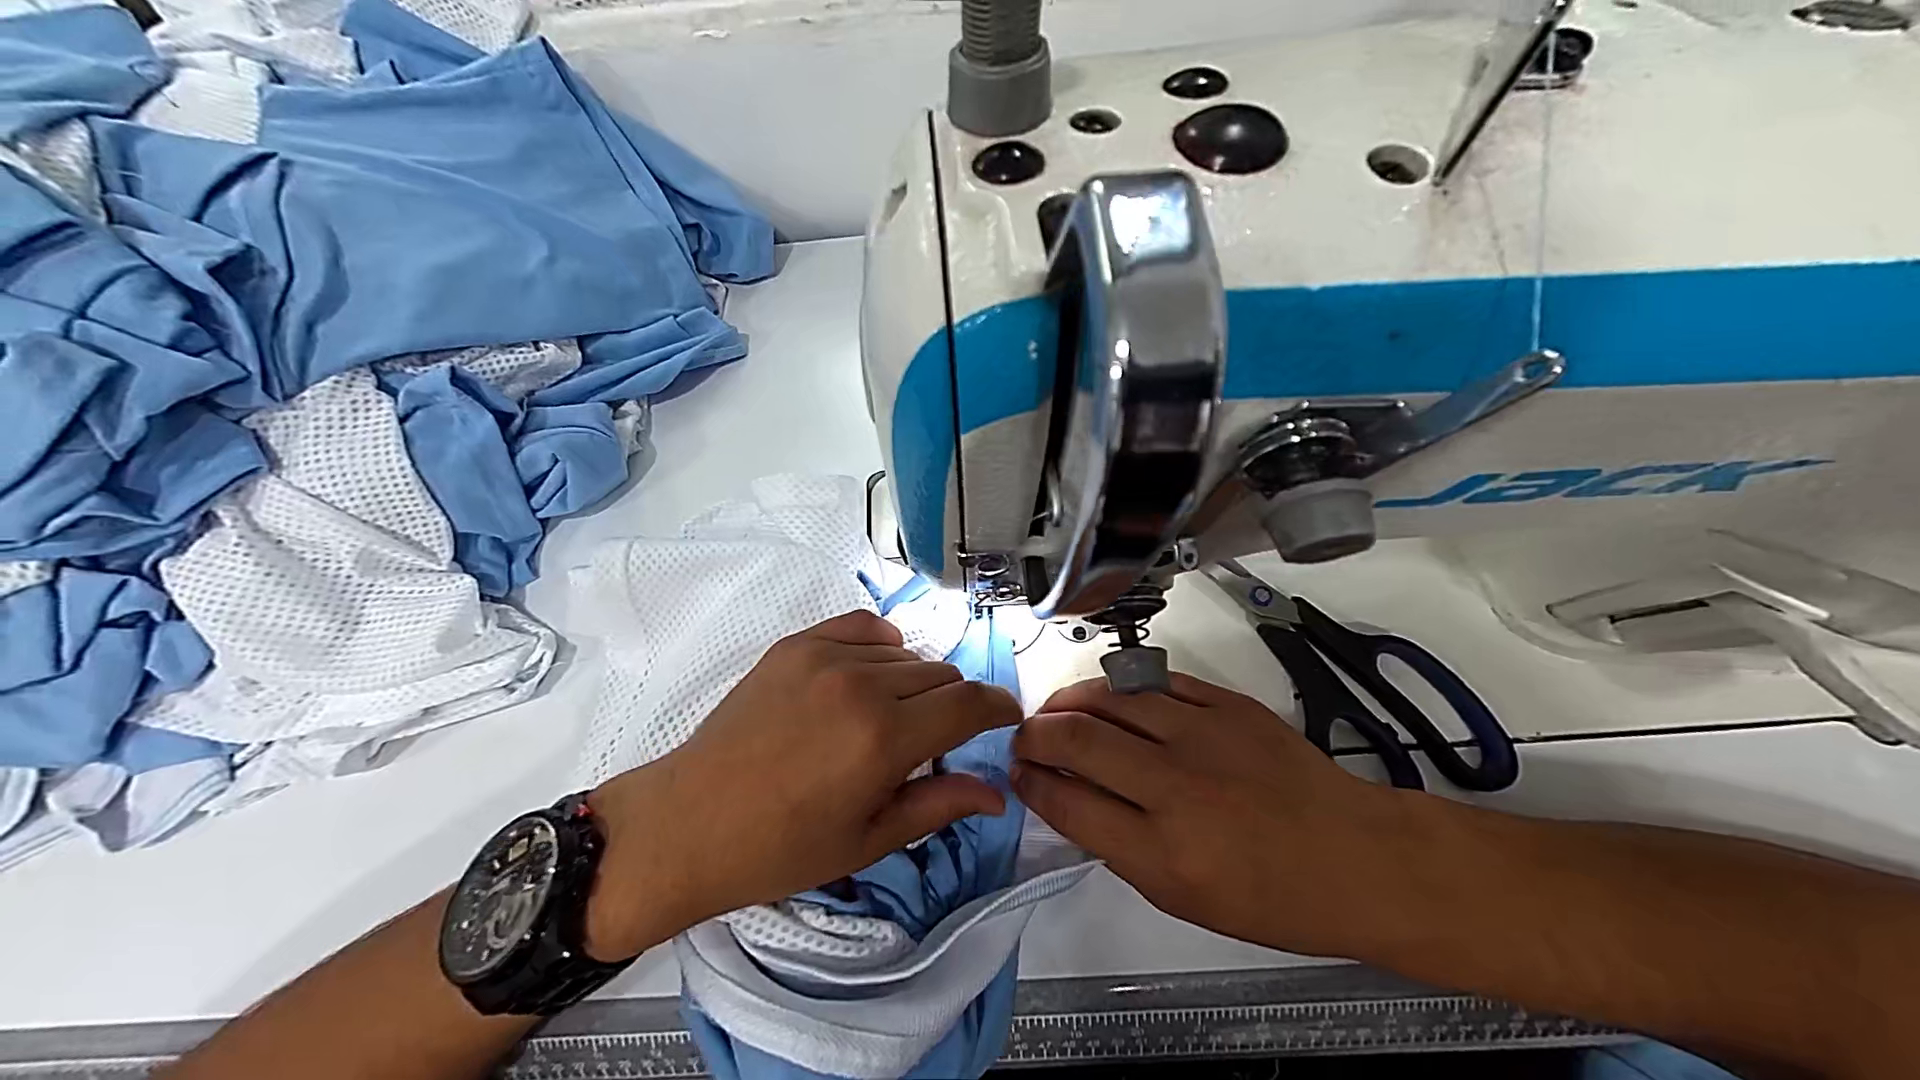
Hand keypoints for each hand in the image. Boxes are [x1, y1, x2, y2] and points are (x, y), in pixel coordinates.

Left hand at [582, 610, 1021, 959]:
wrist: (688, 823)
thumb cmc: (781, 848)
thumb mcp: (869, 840)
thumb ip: (940, 805)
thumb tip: (998, 792)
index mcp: (885, 739)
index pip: (970, 704)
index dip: (998, 709)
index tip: (1004, 719)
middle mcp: (862, 685)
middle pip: (942, 675)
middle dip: (953, 706)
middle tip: (930, 741)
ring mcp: (825, 657)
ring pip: (907, 655)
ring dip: (914, 684)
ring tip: (887, 719)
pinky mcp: (796, 644)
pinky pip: (863, 627)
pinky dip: (880, 648)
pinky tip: (868, 676)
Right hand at [1011, 674, 1424, 958]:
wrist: (1357, 858)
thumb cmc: (1271, 897)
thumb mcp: (1181, 897)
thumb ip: (1116, 845)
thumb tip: (1068, 798)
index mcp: (1164, 852)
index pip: (1068, 803)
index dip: (1031, 783)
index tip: (1018, 773)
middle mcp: (1177, 786)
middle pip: (1077, 739)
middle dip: (1034, 734)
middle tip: (1023, 737)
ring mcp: (1204, 735)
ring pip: (1110, 698)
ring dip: (1069, 701)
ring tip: (1054, 710)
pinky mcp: (1228, 704)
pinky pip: (1156, 684)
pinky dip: (1121, 689)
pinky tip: (1109, 699)